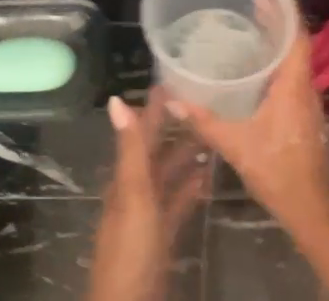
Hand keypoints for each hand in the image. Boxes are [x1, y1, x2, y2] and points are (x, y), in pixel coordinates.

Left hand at [88, 96, 207, 300]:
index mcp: (126, 179)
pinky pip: (177, 204)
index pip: (142, 135)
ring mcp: (148, 216)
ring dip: (186, 156)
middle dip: (175, 129)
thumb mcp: (133, 194)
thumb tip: (116, 100)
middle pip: (157, 154)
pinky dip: (191, 188)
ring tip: (212, 135)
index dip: (154, 110)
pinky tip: (208, 178)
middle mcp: (135, 192)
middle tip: (203, 103)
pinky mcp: (162, 237)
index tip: (172, 80)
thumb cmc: (130, 247)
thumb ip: (130, 149)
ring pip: (169, 177)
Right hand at [169, 8, 328, 229]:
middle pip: (295, 41)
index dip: (285, 9)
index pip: (296, 34)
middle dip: (276, 18)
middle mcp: (304, 85)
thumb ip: (205, 120)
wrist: (310, 205)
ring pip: (294, 58)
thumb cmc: (277, 169)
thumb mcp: (236, 144)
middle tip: (251, 1)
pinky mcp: (302, 112)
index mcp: (293, 84)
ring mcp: (305, 99)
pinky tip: (254, 65)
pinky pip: (290, 73)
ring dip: (277, 39)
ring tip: (250, 24)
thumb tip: (174, 97)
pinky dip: (275, 60)